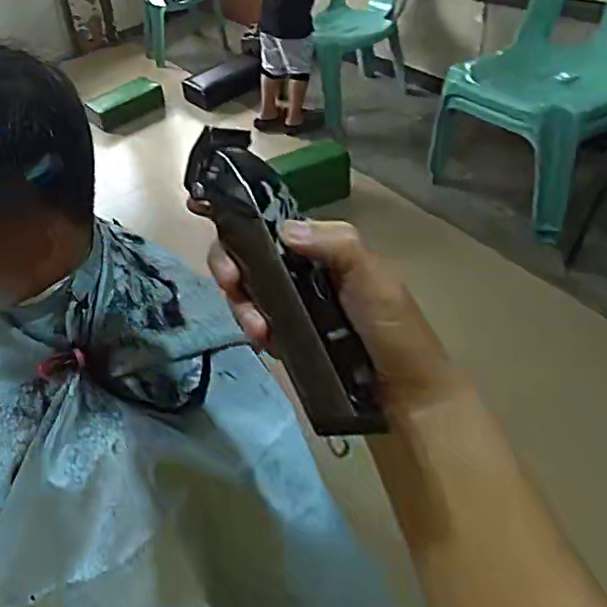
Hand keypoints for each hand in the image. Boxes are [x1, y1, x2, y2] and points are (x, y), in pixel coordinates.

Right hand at [202, 218, 456, 409]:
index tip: (200, 209)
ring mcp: (285, 304)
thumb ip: (336, 244)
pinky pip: (250, 322)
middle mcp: (294, 271)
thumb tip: (283, 231)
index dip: (235, 218)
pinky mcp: (280, 335)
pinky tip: (262, 339)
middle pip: (243, 255)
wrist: (406, 397)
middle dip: (226, 263)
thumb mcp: (374, 276)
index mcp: (315, 249)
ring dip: (238, 302)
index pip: (267, 225)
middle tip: (229, 281)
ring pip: (241, 289)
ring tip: (257, 327)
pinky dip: (248, 326)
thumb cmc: (393, 328)